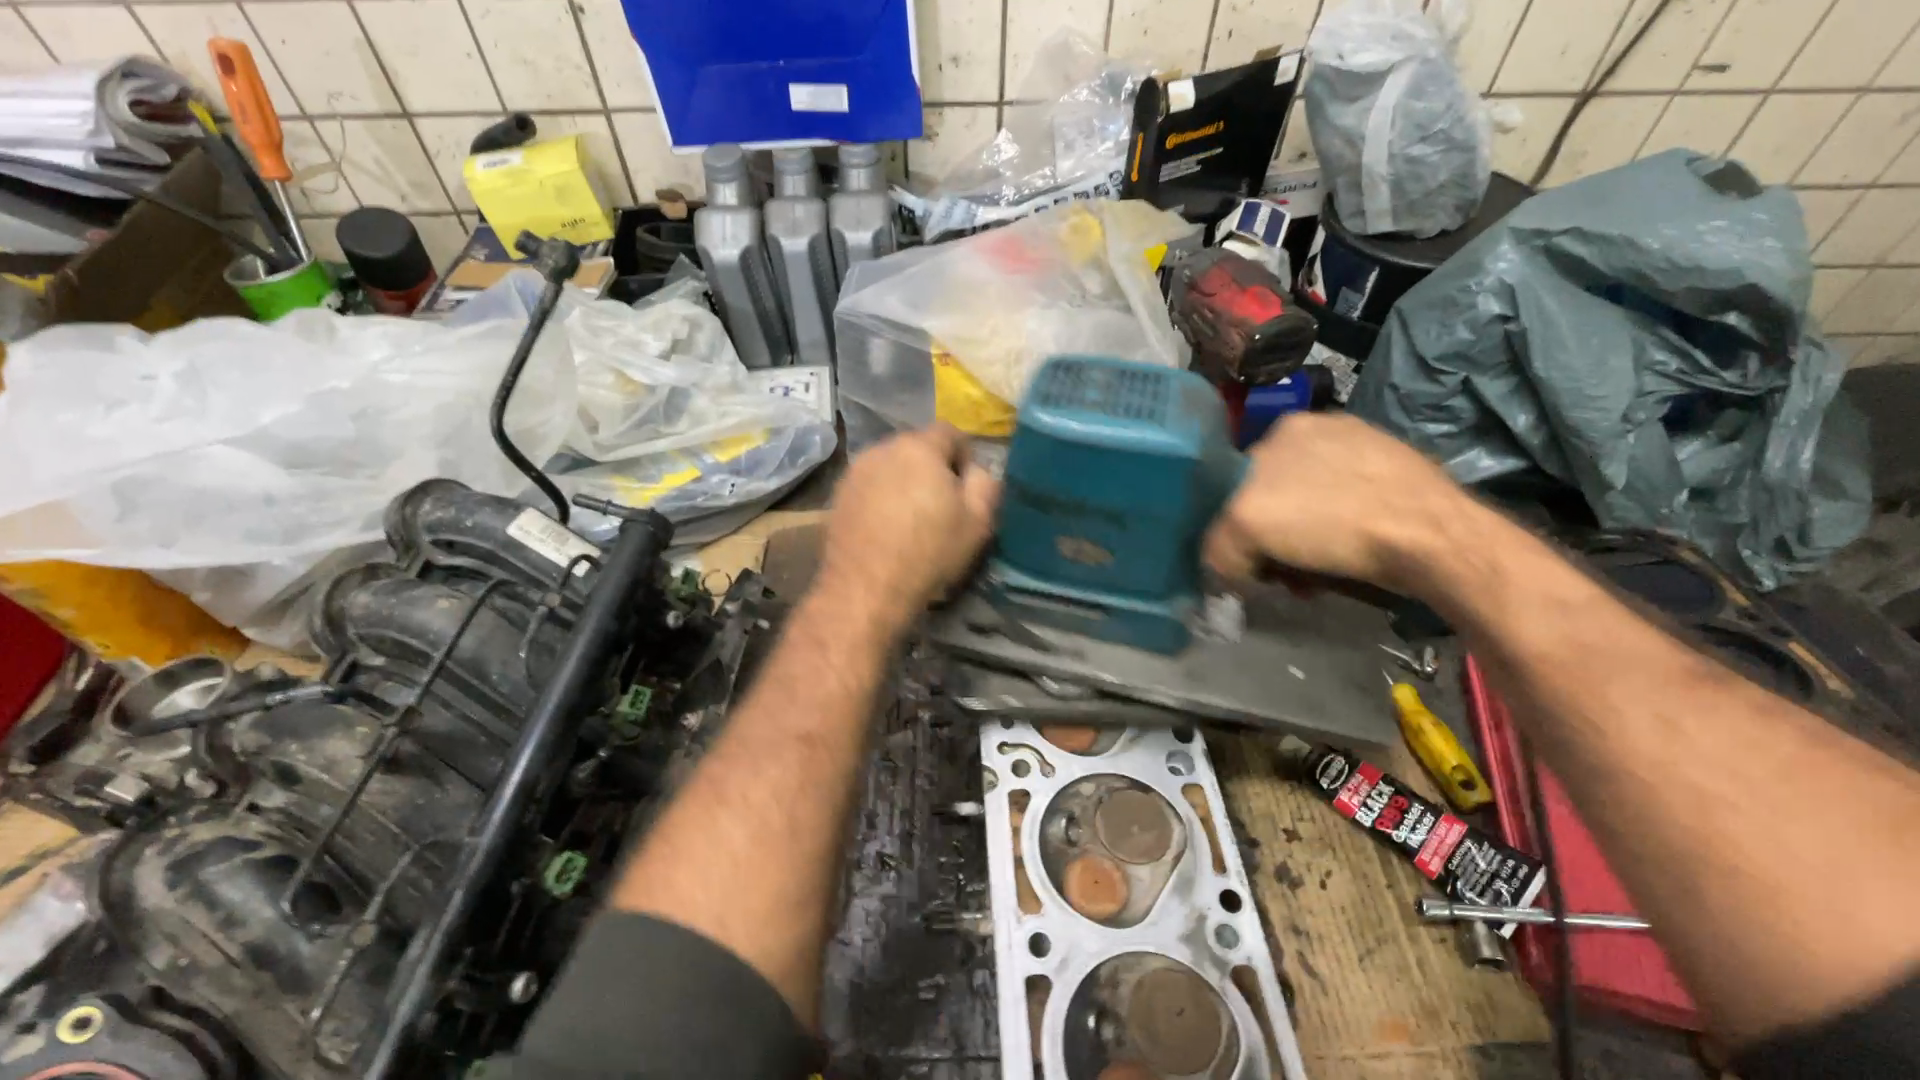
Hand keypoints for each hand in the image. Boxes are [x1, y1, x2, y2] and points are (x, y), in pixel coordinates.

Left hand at [817, 425, 1000, 629]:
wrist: (866, 589)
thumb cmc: (929, 553)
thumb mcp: (977, 522)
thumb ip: (985, 484)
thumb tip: (977, 471)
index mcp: (919, 447)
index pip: (949, 432)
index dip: (964, 456)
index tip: (965, 489)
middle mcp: (882, 449)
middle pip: (917, 448)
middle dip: (932, 469)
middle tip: (941, 506)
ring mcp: (855, 471)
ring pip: (891, 467)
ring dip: (904, 483)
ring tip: (911, 520)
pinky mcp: (837, 495)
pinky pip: (869, 486)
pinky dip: (881, 498)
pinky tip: (886, 529)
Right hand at [1203, 413, 1473, 593]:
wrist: (1429, 536)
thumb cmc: (1332, 520)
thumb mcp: (1247, 525)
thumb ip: (1217, 543)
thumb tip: (1224, 566)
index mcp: (1284, 427)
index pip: (1234, 478)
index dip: (1230, 522)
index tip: (1243, 557)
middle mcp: (1321, 430)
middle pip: (1271, 494)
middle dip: (1268, 537)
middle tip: (1279, 572)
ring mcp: (1363, 451)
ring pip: (1307, 508)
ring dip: (1300, 546)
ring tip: (1314, 576)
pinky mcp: (1395, 478)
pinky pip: (1343, 514)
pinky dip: (1335, 541)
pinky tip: (1345, 562)